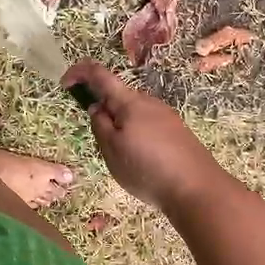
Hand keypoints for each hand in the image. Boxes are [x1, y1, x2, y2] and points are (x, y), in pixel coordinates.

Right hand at [63, 61, 226, 211]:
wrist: (200, 191)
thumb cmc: (148, 169)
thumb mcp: (112, 150)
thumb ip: (99, 124)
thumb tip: (98, 107)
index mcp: (129, 101)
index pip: (99, 73)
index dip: (78, 73)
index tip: (64, 85)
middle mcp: (148, 101)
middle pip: (118, 96)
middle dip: (103, 111)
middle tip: (102, 143)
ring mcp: (167, 116)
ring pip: (133, 114)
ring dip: (121, 127)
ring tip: (125, 161)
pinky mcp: (178, 133)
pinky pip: (148, 126)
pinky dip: (138, 137)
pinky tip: (145, 165)